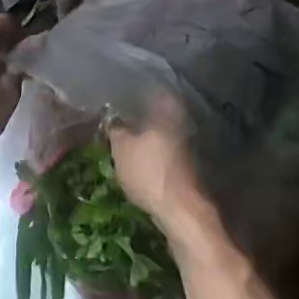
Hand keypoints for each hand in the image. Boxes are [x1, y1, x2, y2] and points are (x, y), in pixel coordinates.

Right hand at [106, 100, 215, 239]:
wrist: (179, 208)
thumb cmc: (149, 172)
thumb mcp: (121, 149)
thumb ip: (116, 129)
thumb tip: (112, 118)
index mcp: (167, 110)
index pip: (152, 89)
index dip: (133, 92)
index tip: (117, 95)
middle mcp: (180, 122)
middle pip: (157, 112)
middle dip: (138, 115)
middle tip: (116, 118)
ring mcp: (185, 145)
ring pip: (160, 132)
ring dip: (143, 134)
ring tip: (121, 139)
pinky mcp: (184, 165)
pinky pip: (162, 151)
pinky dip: (149, 152)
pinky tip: (135, 159)